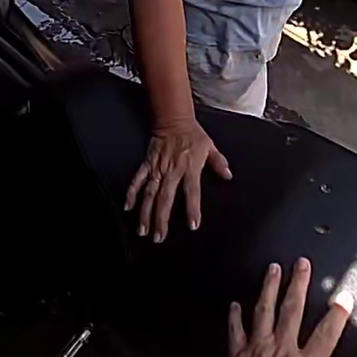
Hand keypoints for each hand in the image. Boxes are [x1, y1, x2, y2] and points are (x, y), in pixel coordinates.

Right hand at [125, 119, 231, 241]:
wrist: (173, 120)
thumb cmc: (193, 135)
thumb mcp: (210, 147)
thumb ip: (218, 162)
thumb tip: (228, 175)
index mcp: (190, 167)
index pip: (192, 191)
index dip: (192, 208)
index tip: (193, 225)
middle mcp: (172, 170)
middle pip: (166, 198)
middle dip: (161, 219)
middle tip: (159, 237)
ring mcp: (157, 168)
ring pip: (150, 194)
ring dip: (145, 213)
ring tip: (143, 230)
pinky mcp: (147, 164)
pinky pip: (137, 180)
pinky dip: (132, 193)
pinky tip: (128, 207)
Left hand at [225, 258, 350, 356]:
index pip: (326, 334)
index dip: (337, 314)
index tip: (344, 297)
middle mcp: (281, 353)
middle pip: (292, 309)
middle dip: (299, 284)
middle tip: (302, 264)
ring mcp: (257, 351)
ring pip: (264, 310)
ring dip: (270, 287)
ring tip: (273, 269)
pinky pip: (236, 330)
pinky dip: (235, 316)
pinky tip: (235, 304)